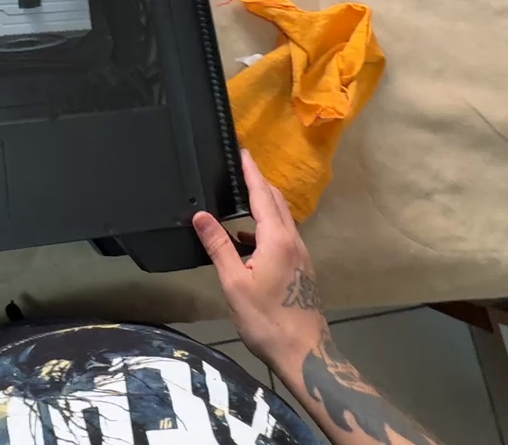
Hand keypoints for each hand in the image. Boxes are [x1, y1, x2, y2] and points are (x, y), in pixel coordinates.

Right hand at [192, 150, 326, 373]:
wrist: (306, 355)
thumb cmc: (267, 319)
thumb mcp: (235, 284)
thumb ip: (218, 246)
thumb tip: (200, 215)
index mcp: (277, 239)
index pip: (262, 195)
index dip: (252, 172)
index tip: (243, 152)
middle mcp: (293, 241)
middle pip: (277, 201)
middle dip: (260, 182)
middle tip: (241, 168)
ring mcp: (301, 255)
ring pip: (283, 218)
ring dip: (264, 203)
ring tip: (242, 199)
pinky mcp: (302, 269)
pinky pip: (284, 235)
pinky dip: (266, 225)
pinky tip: (248, 241)